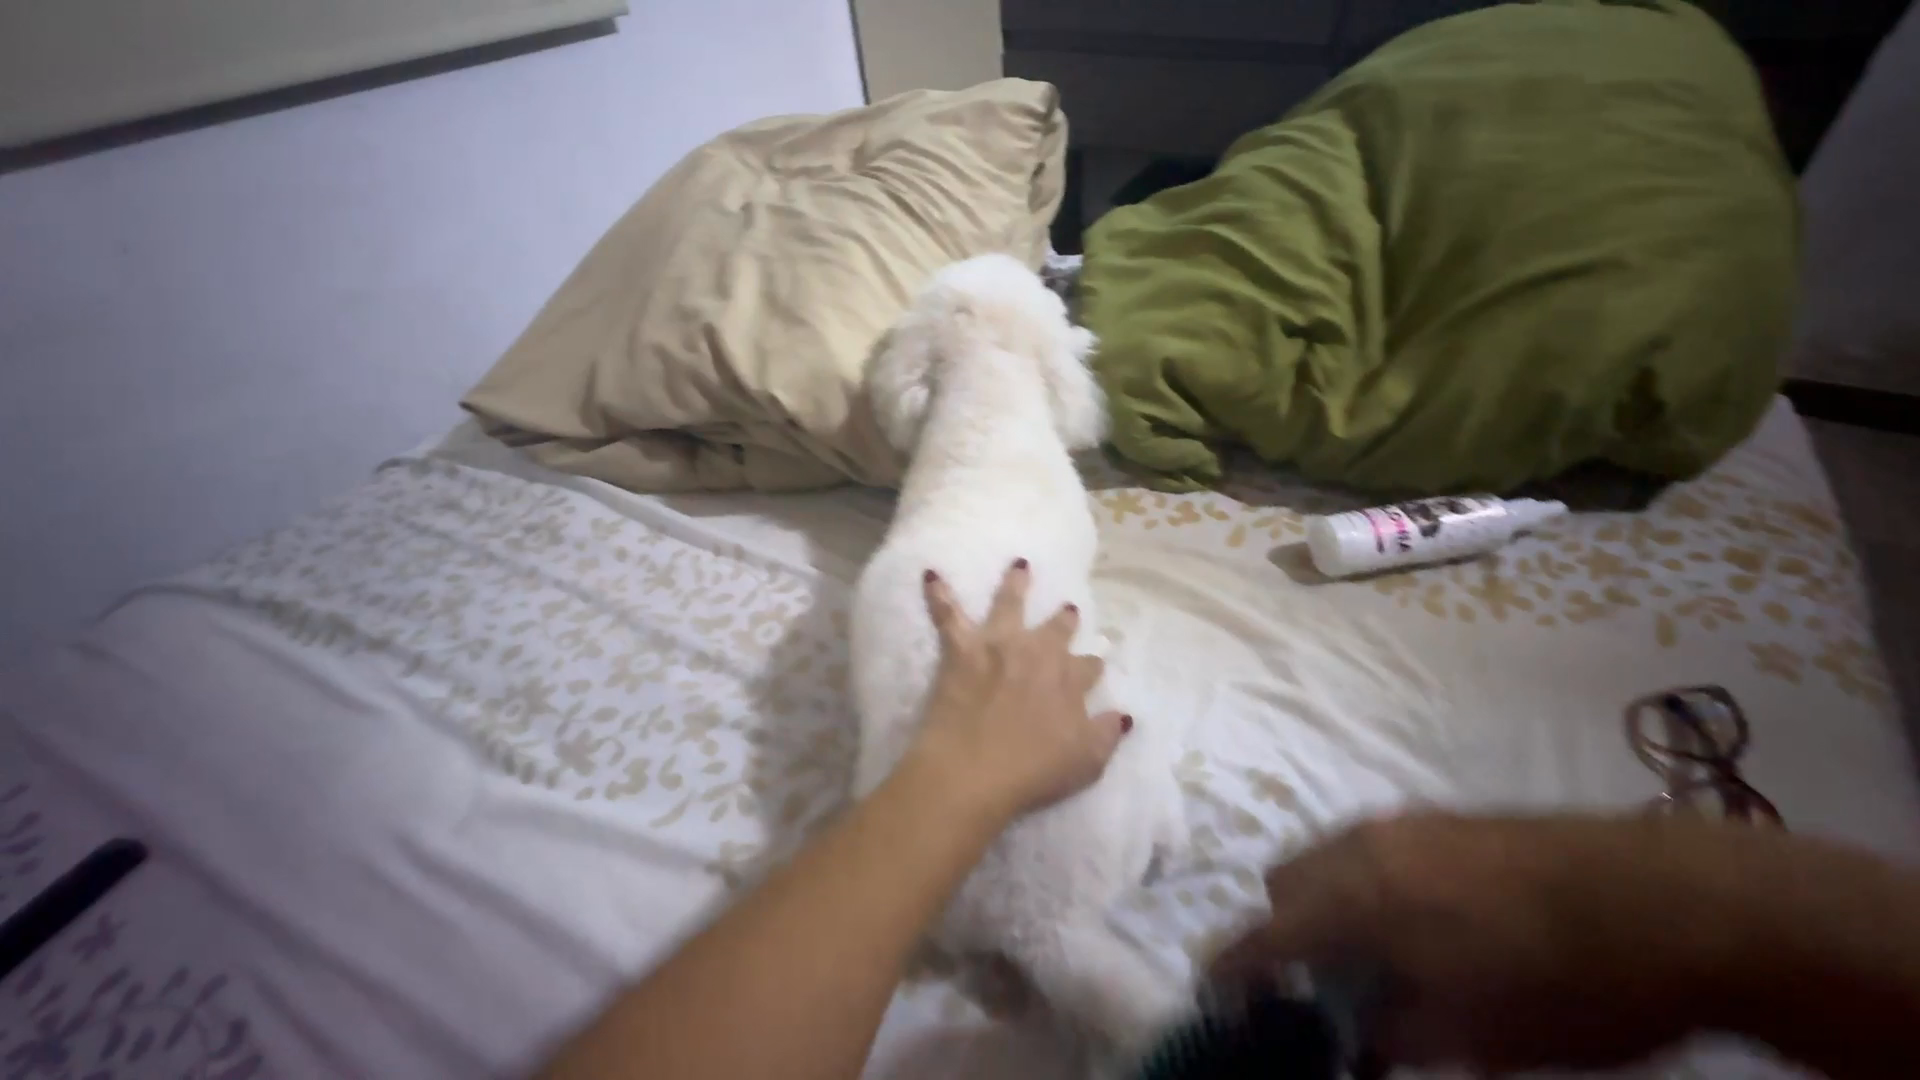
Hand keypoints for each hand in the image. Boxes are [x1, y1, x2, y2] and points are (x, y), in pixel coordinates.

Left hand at [901, 560, 1129, 823]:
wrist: (974, 771)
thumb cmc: (1033, 773)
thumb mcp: (1087, 762)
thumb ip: (1107, 734)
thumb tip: (1125, 714)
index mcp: (1070, 680)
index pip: (1089, 666)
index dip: (1091, 667)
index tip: (1093, 668)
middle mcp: (1039, 653)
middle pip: (1056, 630)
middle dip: (1065, 620)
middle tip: (1068, 610)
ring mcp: (999, 646)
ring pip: (1010, 604)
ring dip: (1016, 583)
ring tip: (1019, 564)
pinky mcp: (961, 649)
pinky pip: (947, 614)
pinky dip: (938, 594)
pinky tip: (930, 575)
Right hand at [1212, 812, 1780, 1072]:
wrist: (1668, 899)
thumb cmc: (1562, 980)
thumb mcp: (1476, 1035)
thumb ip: (1394, 1035)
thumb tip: (1353, 1040)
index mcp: (1358, 898)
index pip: (1268, 932)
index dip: (1235, 964)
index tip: (1215, 989)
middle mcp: (1362, 846)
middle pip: (1284, 882)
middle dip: (1281, 931)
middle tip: (1313, 985)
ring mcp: (1400, 824)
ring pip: (1325, 858)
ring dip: (1322, 904)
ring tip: (1368, 957)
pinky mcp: (1436, 817)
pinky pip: (1364, 848)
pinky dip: (1360, 885)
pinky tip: (1415, 923)